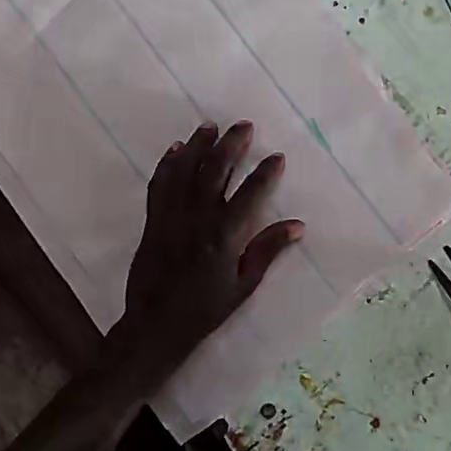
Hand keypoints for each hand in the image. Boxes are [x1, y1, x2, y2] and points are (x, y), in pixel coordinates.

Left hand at [118, 120, 302, 364]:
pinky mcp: (153, 220)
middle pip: (215, 170)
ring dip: (198, 145)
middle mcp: (197, 218)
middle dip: (232, 144)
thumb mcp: (243, 285)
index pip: (251, 193)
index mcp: (224, 235)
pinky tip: (175, 149)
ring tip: (210, 126)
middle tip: (244, 126)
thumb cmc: (205, 309)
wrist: (155, 324)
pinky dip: (168, 164)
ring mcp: (171, 216)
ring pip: (185, 170)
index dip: (266, 172)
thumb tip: (297, 225)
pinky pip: (159, 184)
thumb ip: (267, 250)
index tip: (277, 156)